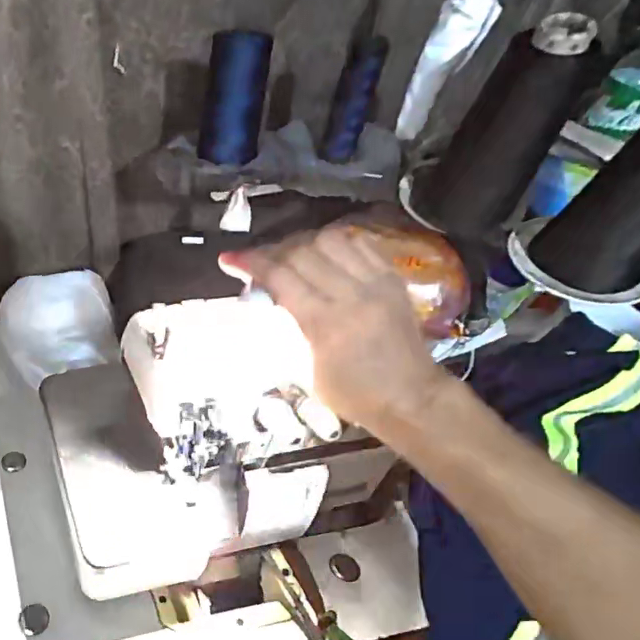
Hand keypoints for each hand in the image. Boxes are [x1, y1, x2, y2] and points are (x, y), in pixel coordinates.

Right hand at [221, 224, 452, 435]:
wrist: (410, 399)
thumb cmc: (352, 396)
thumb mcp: (307, 370)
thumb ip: (291, 331)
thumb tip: (272, 301)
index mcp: (325, 323)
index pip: (282, 277)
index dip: (251, 264)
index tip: (229, 260)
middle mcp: (352, 294)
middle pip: (302, 252)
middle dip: (271, 253)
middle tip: (257, 263)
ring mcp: (377, 283)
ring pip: (331, 240)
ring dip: (303, 244)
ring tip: (291, 258)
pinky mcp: (393, 279)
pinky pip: (360, 245)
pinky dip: (335, 246)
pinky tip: (323, 257)